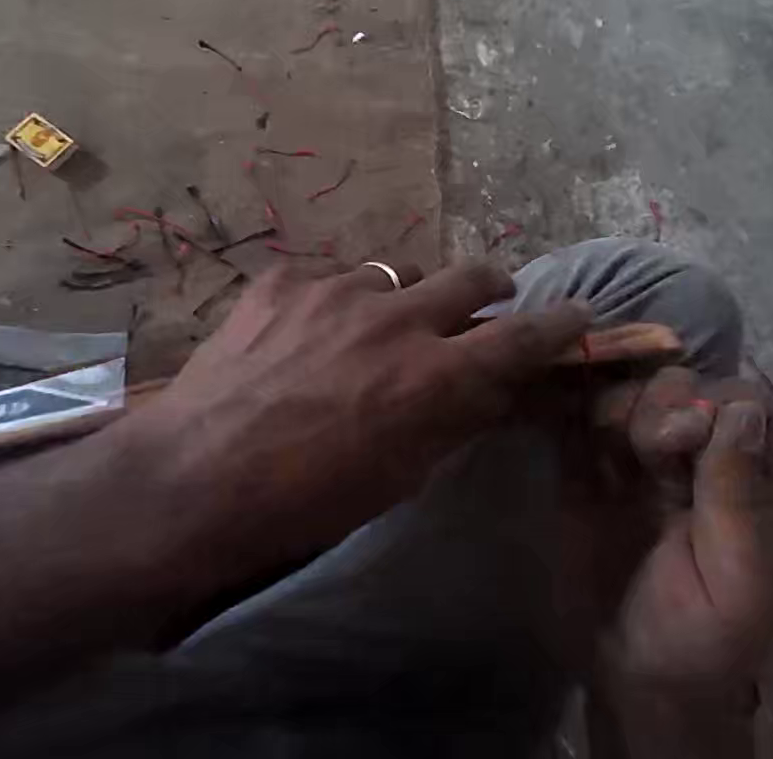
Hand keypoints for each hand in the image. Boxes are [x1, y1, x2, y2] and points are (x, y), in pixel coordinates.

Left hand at [127, 260, 591, 565]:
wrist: (197, 473)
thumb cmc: (305, 498)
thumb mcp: (397, 475)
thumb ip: (450, 420)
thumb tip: (491, 388)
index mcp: (431, 376)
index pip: (520, 337)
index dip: (558, 323)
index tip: (576, 312)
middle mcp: (392, 317)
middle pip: (469, 276)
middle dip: (488, 287)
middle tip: (481, 302)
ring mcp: (333, 289)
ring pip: (394, 274)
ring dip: (400, 299)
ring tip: (369, 331)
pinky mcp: (283, 279)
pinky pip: (330, 278)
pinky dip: (335, 302)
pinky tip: (306, 333)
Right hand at [597, 367, 772, 685]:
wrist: (626, 673)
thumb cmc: (699, 637)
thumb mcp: (737, 578)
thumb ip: (739, 495)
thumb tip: (746, 407)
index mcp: (745, 482)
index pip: (744, 402)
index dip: (717, 402)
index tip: (692, 436)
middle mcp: (690, 459)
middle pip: (679, 387)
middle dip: (661, 405)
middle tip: (649, 454)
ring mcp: (631, 461)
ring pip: (626, 393)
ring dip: (615, 407)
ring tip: (607, 454)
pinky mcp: (582, 468)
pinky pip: (576, 417)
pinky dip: (569, 406)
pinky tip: (568, 423)